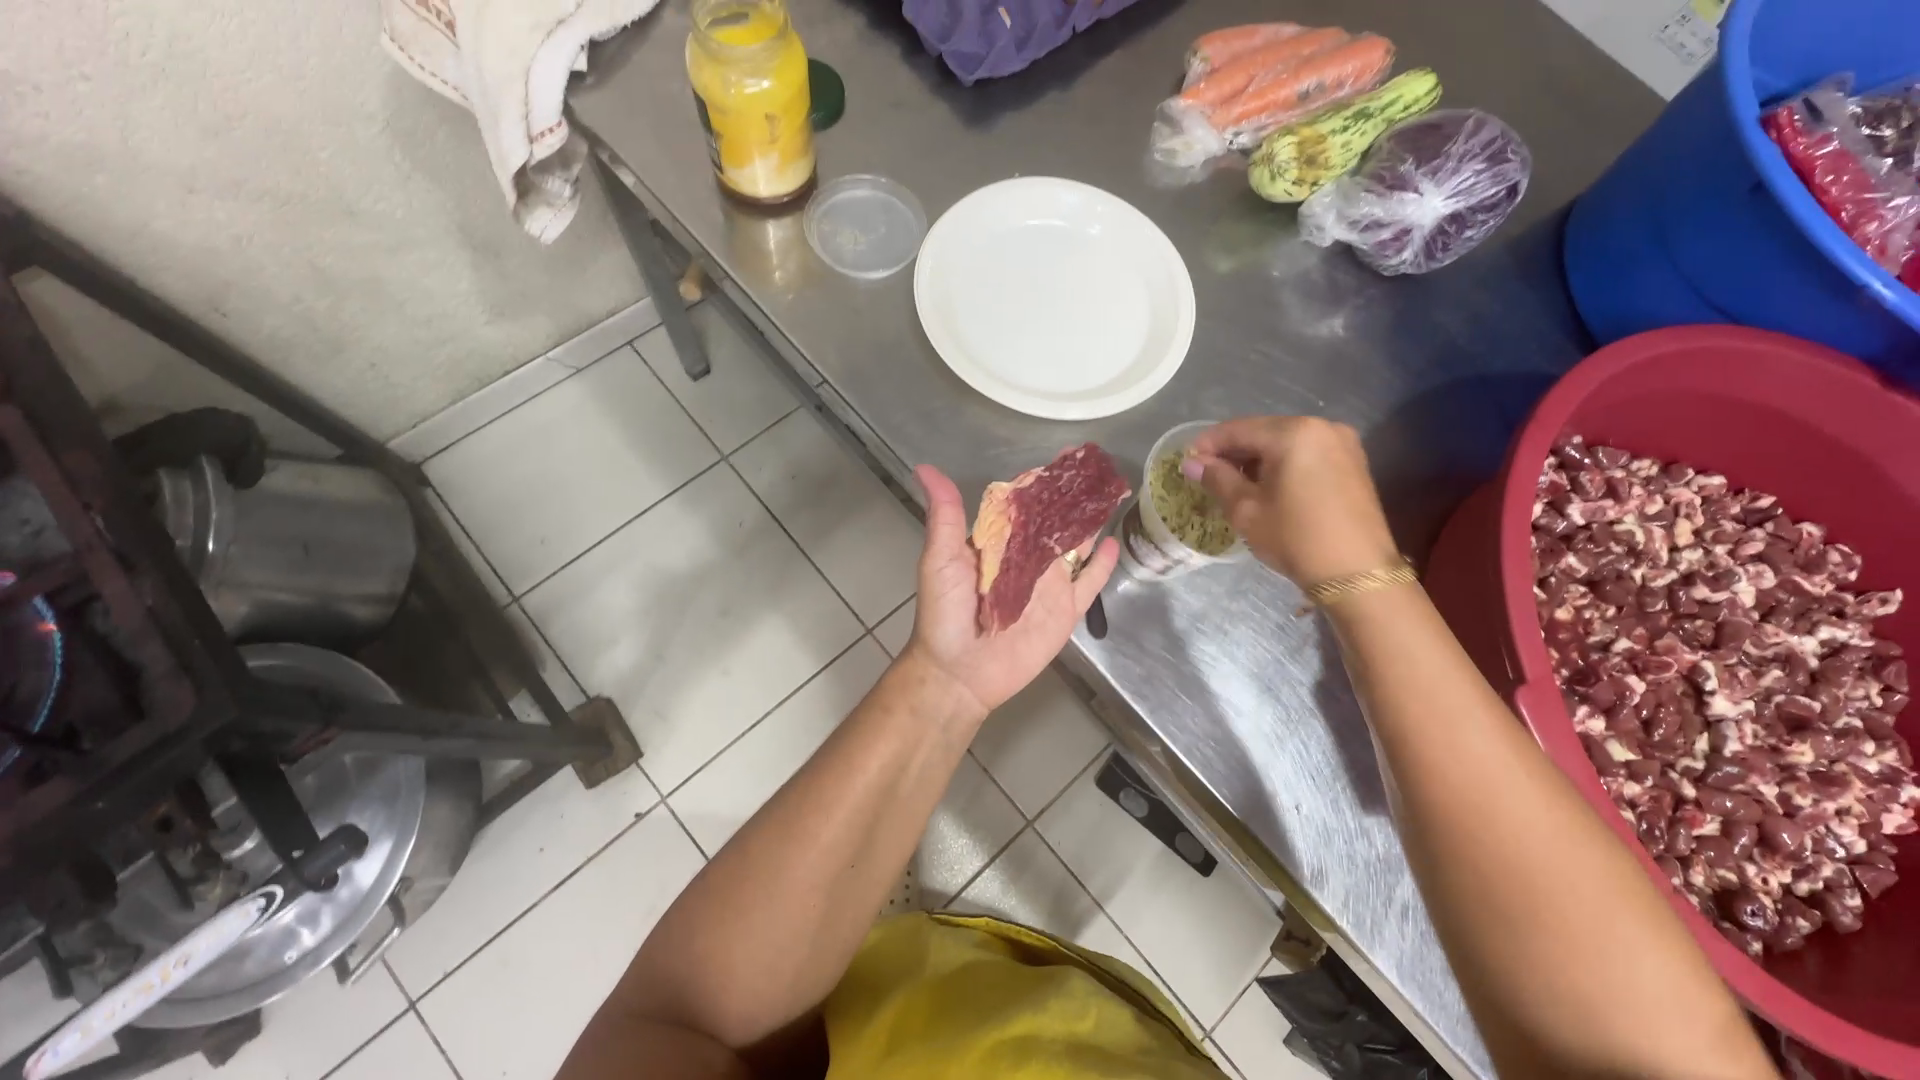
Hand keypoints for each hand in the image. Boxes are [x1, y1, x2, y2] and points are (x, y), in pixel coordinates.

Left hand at [898, 464, 1118, 719]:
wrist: (959, 672)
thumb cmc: (944, 613)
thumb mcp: (940, 559)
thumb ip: (945, 515)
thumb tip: (925, 468)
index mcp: (997, 542)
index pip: (1024, 503)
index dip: (1043, 480)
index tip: (1067, 455)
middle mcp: (1025, 558)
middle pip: (1056, 520)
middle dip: (1074, 495)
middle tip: (1099, 466)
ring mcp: (1048, 584)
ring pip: (1077, 545)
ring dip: (1092, 521)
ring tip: (1113, 493)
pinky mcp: (1065, 610)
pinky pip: (1088, 583)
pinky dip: (1102, 565)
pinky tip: (1114, 544)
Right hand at [1183, 416, 1398, 586]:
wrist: (1357, 572)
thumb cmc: (1295, 538)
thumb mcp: (1247, 510)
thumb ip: (1217, 479)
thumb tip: (1192, 463)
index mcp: (1293, 433)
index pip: (1238, 429)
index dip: (1208, 444)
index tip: (1187, 460)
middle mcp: (1322, 427)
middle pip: (1264, 432)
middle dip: (1235, 451)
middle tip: (1209, 474)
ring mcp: (1343, 443)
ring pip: (1286, 442)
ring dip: (1259, 458)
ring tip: (1237, 483)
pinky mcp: (1354, 462)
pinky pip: (1307, 453)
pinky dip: (1284, 464)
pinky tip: (1269, 486)